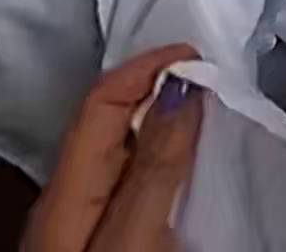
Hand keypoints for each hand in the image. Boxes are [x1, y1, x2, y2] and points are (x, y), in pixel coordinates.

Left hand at [22, 44, 204, 251]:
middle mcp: (74, 197)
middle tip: (217, 68)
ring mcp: (93, 215)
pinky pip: (145, 163)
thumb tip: (181, 86)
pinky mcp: (118, 228)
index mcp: (68, 194)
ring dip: (173, 107)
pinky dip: (177, 138)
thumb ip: (155, 164)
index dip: (150, 65)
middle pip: (113, 114)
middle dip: (163, 80)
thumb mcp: (132, 239)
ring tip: (217, 96)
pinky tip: (201, 144)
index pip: (100, 100)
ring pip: (130, 136)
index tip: (203, 54)